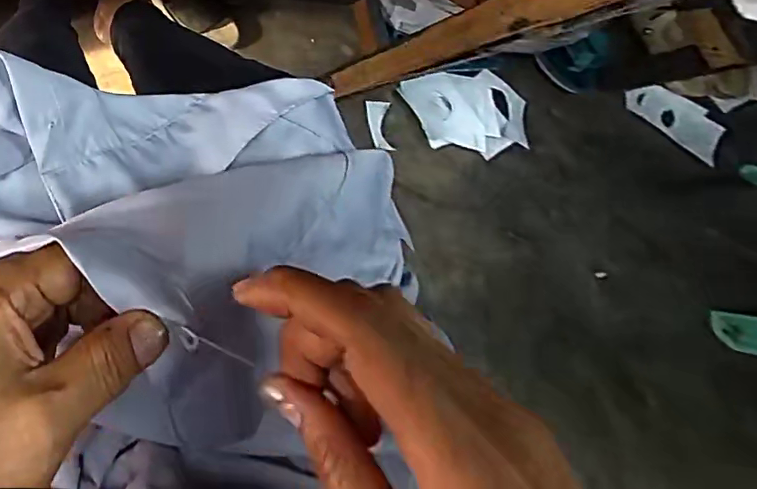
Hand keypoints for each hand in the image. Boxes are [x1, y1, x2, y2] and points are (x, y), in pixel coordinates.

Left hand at [0, 243, 169, 488]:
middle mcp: (5, 292)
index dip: (119, 276)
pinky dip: (93, 339)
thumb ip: (107, 362)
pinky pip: (67, 326)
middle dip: (116, 301)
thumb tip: (156, 325)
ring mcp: (10, 320)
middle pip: (78, 277)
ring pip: (76, 302)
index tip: (160, 297)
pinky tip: (115, 355)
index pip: (78, 260)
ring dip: (107, 322)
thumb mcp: (51, 411)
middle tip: (154, 326)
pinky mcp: (17, 348)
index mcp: (4, 288)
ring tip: (140, 342)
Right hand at [233, 267, 579, 488]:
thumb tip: (283, 388)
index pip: (367, 327)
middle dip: (317, 331)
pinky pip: (428, 356)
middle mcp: (485, 402)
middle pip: (379, 312)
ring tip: (338, 419)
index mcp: (458, 440)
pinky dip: (383, 366)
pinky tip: (376, 425)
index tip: (247, 293)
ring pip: (404, 325)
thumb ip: (337, 462)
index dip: (298, 294)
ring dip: (349, 347)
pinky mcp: (509, 414)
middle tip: (297, 397)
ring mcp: (503, 404)